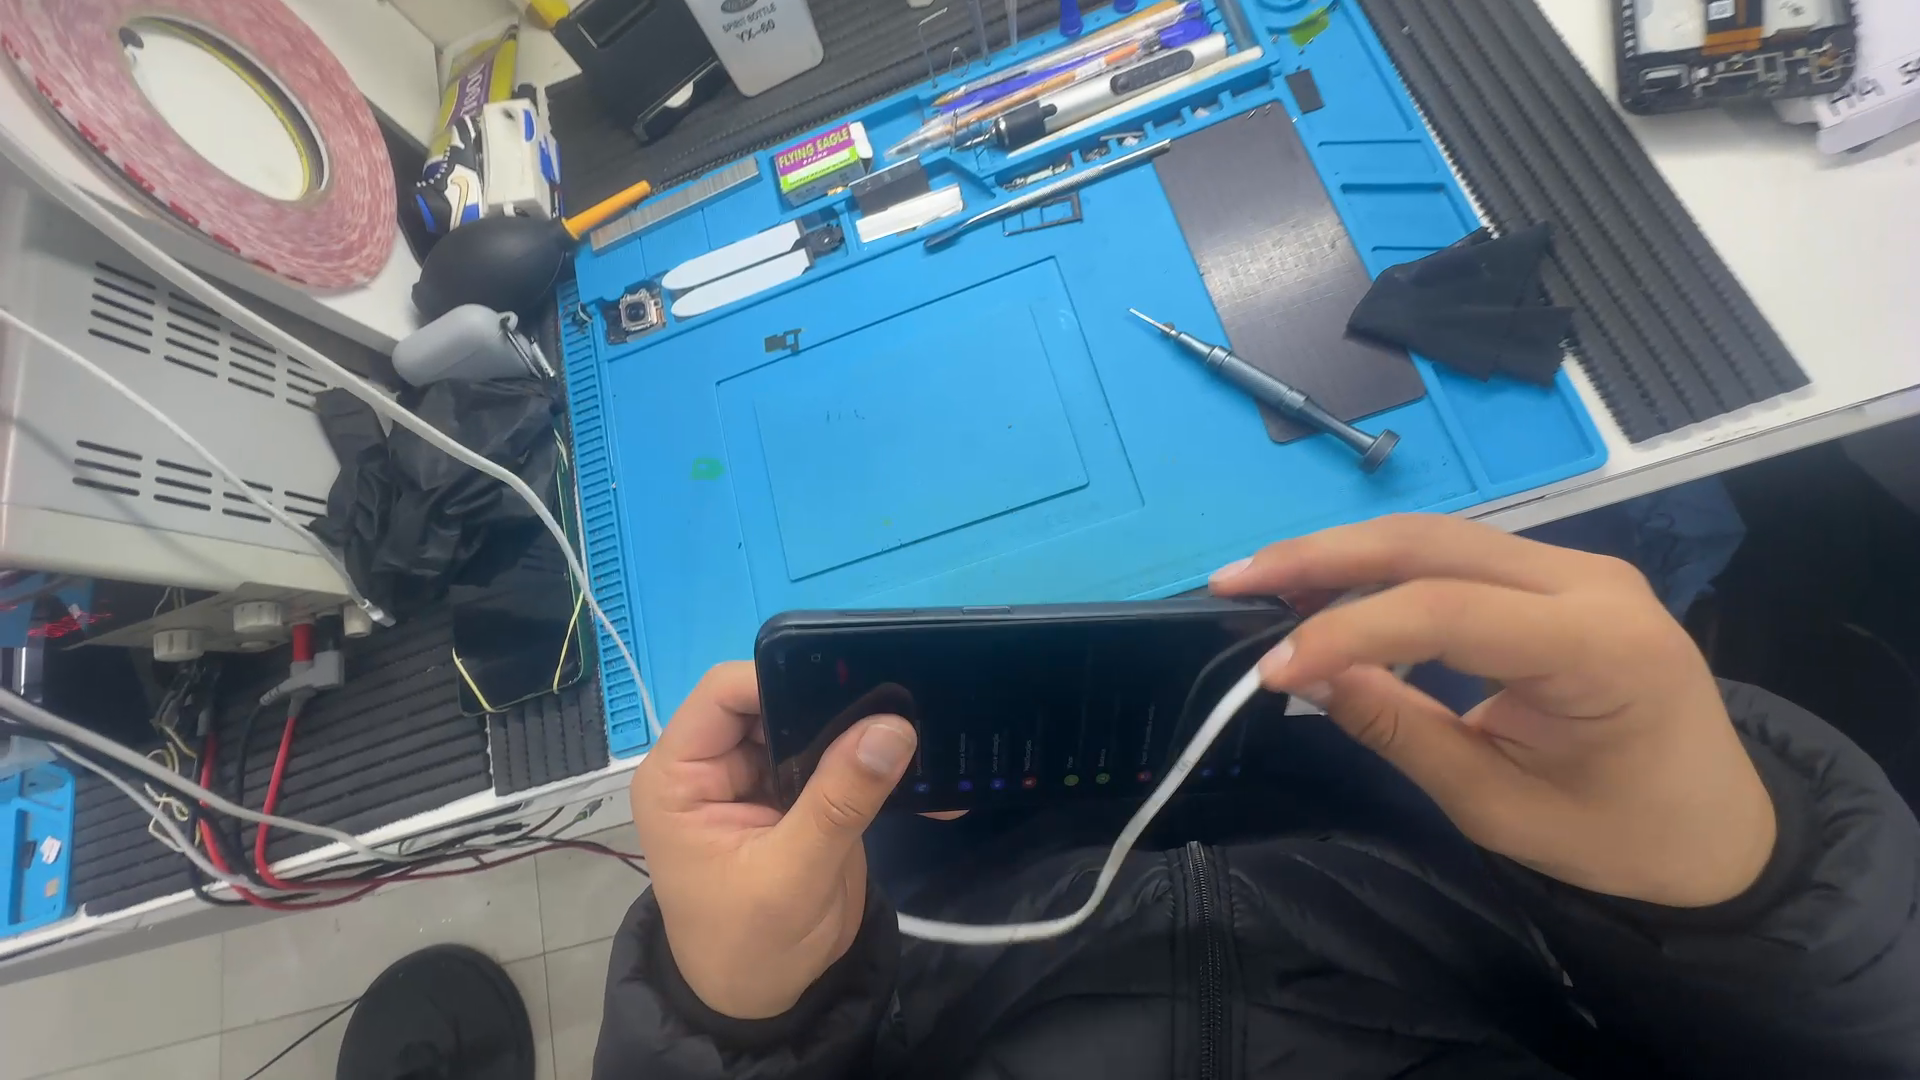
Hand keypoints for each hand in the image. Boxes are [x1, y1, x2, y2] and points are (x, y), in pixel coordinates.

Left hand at [630, 662, 917, 1018]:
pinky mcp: (799, 791)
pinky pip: (835, 753)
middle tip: (893, 694)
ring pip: (811, 720)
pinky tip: (911, 754)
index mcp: (682, 774)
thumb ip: (839, 801)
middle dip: (829, 698)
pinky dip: (869, 755)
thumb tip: (891, 727)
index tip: (847, 679)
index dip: (780, 676)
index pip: (725, 692)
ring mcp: (761, 774)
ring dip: (855, 723)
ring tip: (911, 717)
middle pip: (774, 697)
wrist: (770, 1000)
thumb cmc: (750, 947)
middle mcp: (717, 763)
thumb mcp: (792, 878)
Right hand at [1210, 514, 1774, 907]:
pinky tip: (1319, 587)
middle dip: (1319, 556)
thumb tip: (1305, 674)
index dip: (1345, 632)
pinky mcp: (1540, 573)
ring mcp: (1565, 566)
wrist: (1715, 827)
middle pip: (1427, 542)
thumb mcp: (1495, 804)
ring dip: (1334, 553)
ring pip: (1426, 534)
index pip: (1446, 611)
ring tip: (1262, 581)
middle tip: (1236, 580)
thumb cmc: (1616, 833)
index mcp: (1600, 646)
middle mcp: (1586, 580)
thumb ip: (1396, 729)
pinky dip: (1367, 566)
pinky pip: (1440, 553)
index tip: (1270, 670)